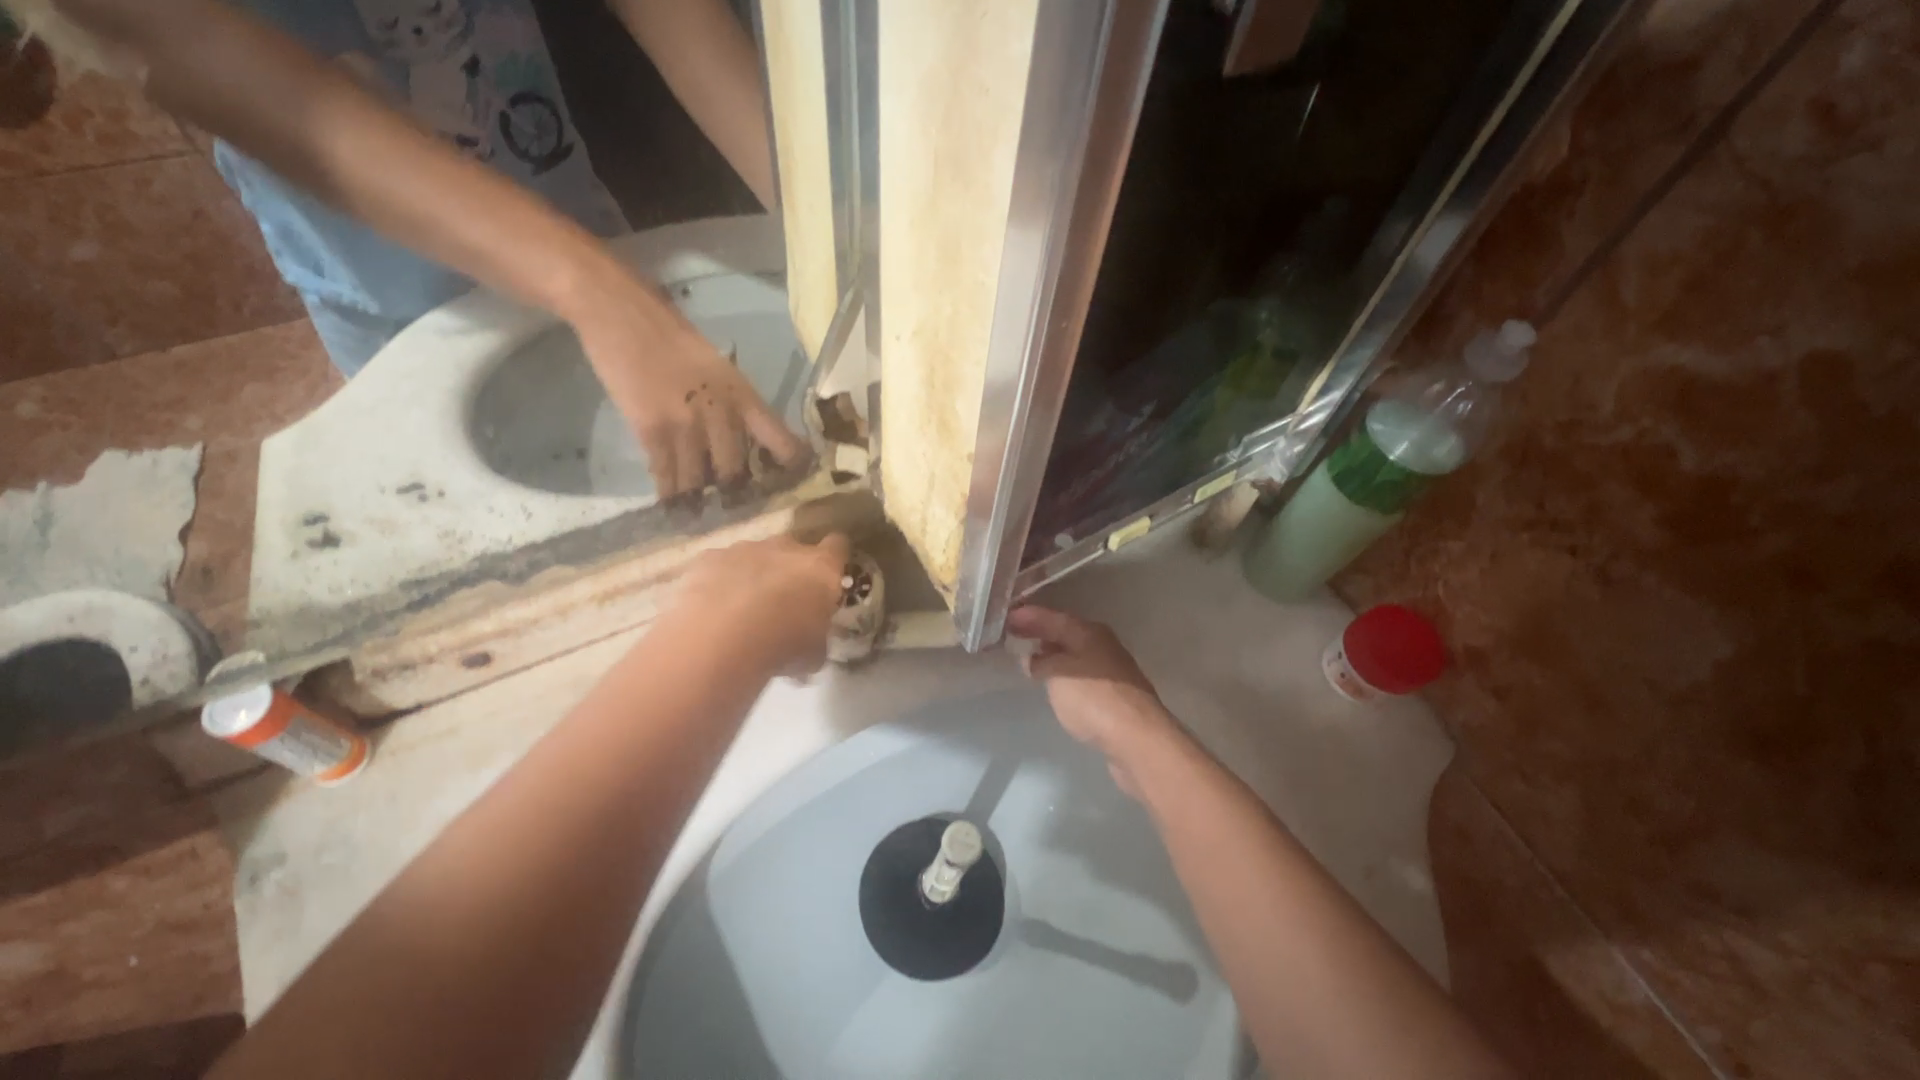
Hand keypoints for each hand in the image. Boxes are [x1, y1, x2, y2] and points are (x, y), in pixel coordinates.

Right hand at [573, 278, 809, 500]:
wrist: (624, 316)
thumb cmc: (673, 339)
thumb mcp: (720, 369)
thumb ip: (735, 405)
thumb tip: (745, 444)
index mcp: (744, 395)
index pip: (781, 440)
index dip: (790, 467)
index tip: (792, 485)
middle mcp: (722, 413)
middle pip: (737, 471)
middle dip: (736, 496)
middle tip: (733, 512)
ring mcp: (686, 425)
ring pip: (700, 480)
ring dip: (700, 503)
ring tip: (700, 519)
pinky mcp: (652, 431)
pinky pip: (667, 475)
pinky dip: (670, 495)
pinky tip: (672, 508)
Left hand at [671, 532, 850, 674]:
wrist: (721, 639)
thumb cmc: (783, 646)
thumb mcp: (813, 653)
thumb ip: (816, 639)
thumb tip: (810, 646)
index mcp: (820, 568)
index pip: (837, 547)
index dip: (833, 560)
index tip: (827, 577)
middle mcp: (784, 548)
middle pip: (791, 548)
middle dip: (787, 569)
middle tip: (781, 602)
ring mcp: (743, 549)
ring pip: (751, 555)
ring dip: (750, 575)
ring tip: (738, 612)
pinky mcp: (707, 558)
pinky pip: (717, 567)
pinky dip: (716, 583)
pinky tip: (709, 610)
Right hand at [1005, 606, 1178, 796]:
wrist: (1137, 738)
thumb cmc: (1093, 699)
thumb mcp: (1058, 675)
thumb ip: (1041, 663)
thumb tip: (1033, 660)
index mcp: (1089, 633)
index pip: (1054, 617)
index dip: (1029, 617)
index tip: (1006, 617)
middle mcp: (1104, 646)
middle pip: (1067, 633)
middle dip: (1042, 633)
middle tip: (1014, 635)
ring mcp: (1113, 671)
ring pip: (1077, 655)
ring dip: (1054, 655)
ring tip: (1031, 659)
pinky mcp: (1116, 696)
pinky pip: (1083, 676)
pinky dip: (1066, 675)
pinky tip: (1057, 686)